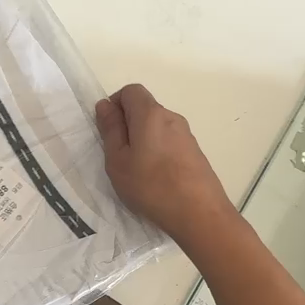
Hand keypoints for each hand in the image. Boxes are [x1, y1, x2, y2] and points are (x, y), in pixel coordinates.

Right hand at [95, 84, 238, 248]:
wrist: (199, 213)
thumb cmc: (150, 186)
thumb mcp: (118, 160)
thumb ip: (111, 130)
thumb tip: (105, 104)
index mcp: (151, 114)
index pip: (130, 91)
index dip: (115, 104)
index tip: (107, 131)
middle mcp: (171, 117)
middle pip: (144, 108)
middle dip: (127, 124)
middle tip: (118, 155)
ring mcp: (186, 135)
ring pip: (157, 127)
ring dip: (142, 140)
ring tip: (136, 171)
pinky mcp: (194, 152)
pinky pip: (169, 142)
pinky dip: (157, 151)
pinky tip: (155, 178)